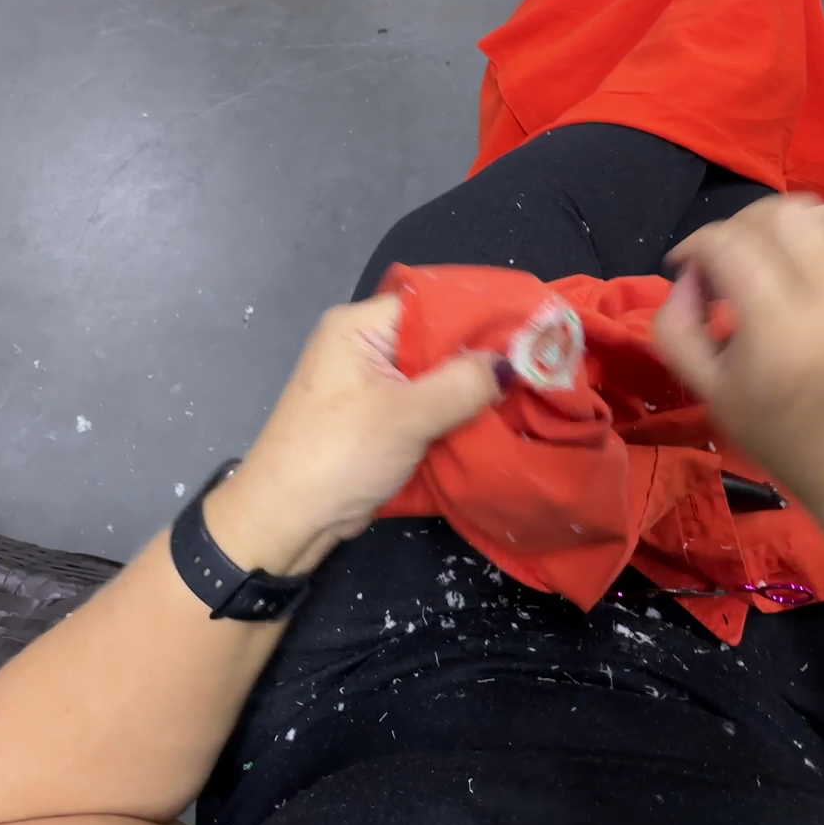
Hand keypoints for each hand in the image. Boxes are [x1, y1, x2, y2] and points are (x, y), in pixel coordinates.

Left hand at [202, 294, 507, 574]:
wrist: (286, 520)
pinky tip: (494, 417)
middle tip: (537, 367)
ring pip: (434, 374)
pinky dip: (454, 411)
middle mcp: (364, 345)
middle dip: (482, 356)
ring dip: (471, 388)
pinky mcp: (377, 416)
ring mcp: (370, 383)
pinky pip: (425, 402)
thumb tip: (515, 360)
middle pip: (437, 339)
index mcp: (359, 326)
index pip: (433, 303)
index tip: (533, 331)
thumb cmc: (339, 456)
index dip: (483, 315)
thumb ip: (463, 383)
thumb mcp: (406, 416)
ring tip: (527, 391)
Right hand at [653, 194, 823, 522]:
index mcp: (779, 334)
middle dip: (733, 231)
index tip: (686, 267)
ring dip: (775, 224)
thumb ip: (675, 326)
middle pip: (771, 218)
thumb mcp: (705, 389)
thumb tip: (687, 273)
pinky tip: (808, 252)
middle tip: (723, 266)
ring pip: (813, 210)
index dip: (696, 244)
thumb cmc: (776, 432)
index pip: (728, 246)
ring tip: (765, 258)